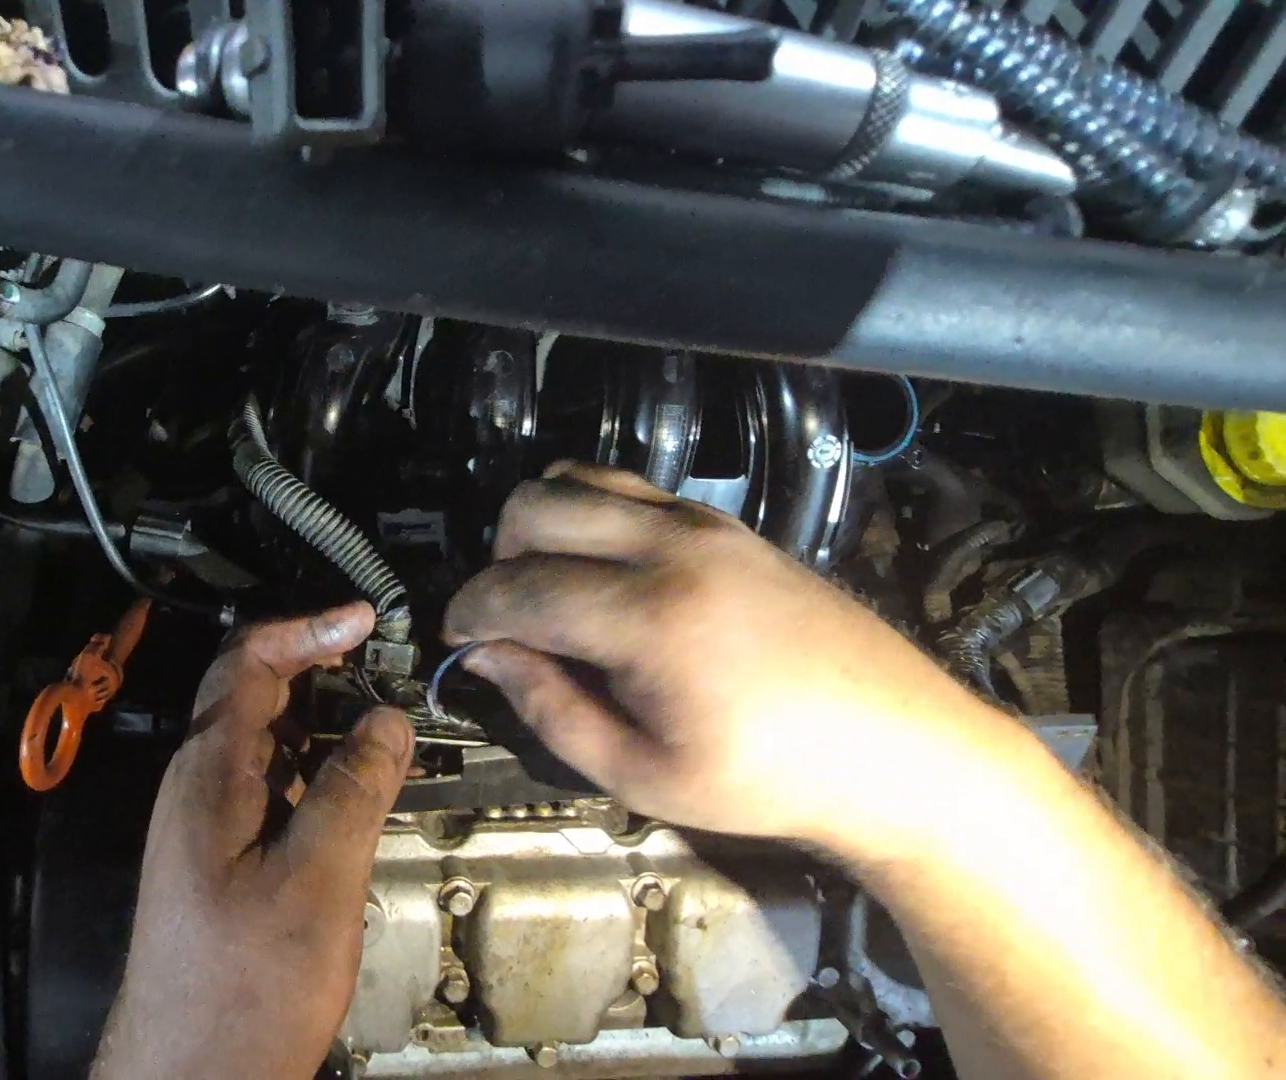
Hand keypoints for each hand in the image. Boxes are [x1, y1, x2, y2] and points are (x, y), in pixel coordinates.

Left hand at [91, 603, 415, 1079]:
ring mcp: (208, 818)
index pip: (250, 664)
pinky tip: (358, 782)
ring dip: (322, 718)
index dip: (307, 630)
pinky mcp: (223, 851)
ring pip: (267, 738)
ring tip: (383, 719)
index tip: (366, 617)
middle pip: (254, 692)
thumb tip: (389, 718)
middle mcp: (200, 781)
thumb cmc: (247, 985)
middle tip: (382, 661)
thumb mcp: (315, 883)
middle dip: (318, 666)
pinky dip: (316, 765)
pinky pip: (271, 782)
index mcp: (209, 771)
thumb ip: (353, 790)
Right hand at [443, 462, 1015, 852]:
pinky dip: (585, 514)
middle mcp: (671, 545)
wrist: (901, 749)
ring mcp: (701, 521)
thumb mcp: (638, 774)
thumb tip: (484, 652)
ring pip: (574, 480)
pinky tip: (600, 568)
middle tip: (511, 620)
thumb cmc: (764, 778)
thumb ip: (547, 707)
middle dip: (497, 563)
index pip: (518, 589)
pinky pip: (624, 486)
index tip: (456, 639)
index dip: (469, 612)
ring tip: (551, 587)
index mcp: (651, 618)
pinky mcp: (722, 518)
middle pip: (533, 508)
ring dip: (537, 528)